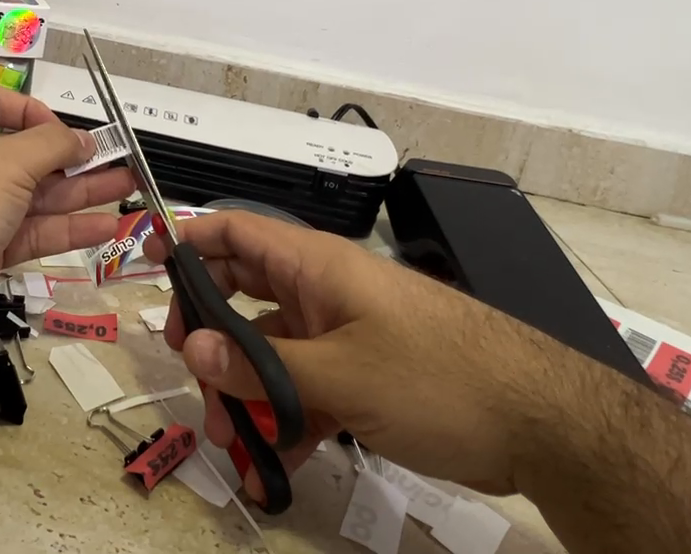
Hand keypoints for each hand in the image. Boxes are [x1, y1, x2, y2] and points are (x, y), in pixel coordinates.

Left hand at [0, 86, 134, 344]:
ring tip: (125, 186)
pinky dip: (66, 227)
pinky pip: (30, 230)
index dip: (32, 111)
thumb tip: (84, 139)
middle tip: (113, 158)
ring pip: (32, 194)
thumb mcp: (8, 160)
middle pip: (20, 154)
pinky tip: (105, 226)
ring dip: (78, 192)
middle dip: (70, 157)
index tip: (64, 129)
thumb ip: (52, 144)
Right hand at [145, 211, 566, 500]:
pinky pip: (301, 385)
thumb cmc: (439, 376)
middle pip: (240, 295)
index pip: (235, 231)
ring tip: (235, 444)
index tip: (148, 263)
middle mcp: (319, 291)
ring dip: (245, 391)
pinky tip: (276, 460)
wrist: (541, 423)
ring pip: (268, 350)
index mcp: (313, 265)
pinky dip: (284, 416)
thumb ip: (261, 364)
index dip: (189, 239)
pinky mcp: (357, 372)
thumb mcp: (341, 374)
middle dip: (210, 338)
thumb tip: (192, 347)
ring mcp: (338, 332)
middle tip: (193, 378)